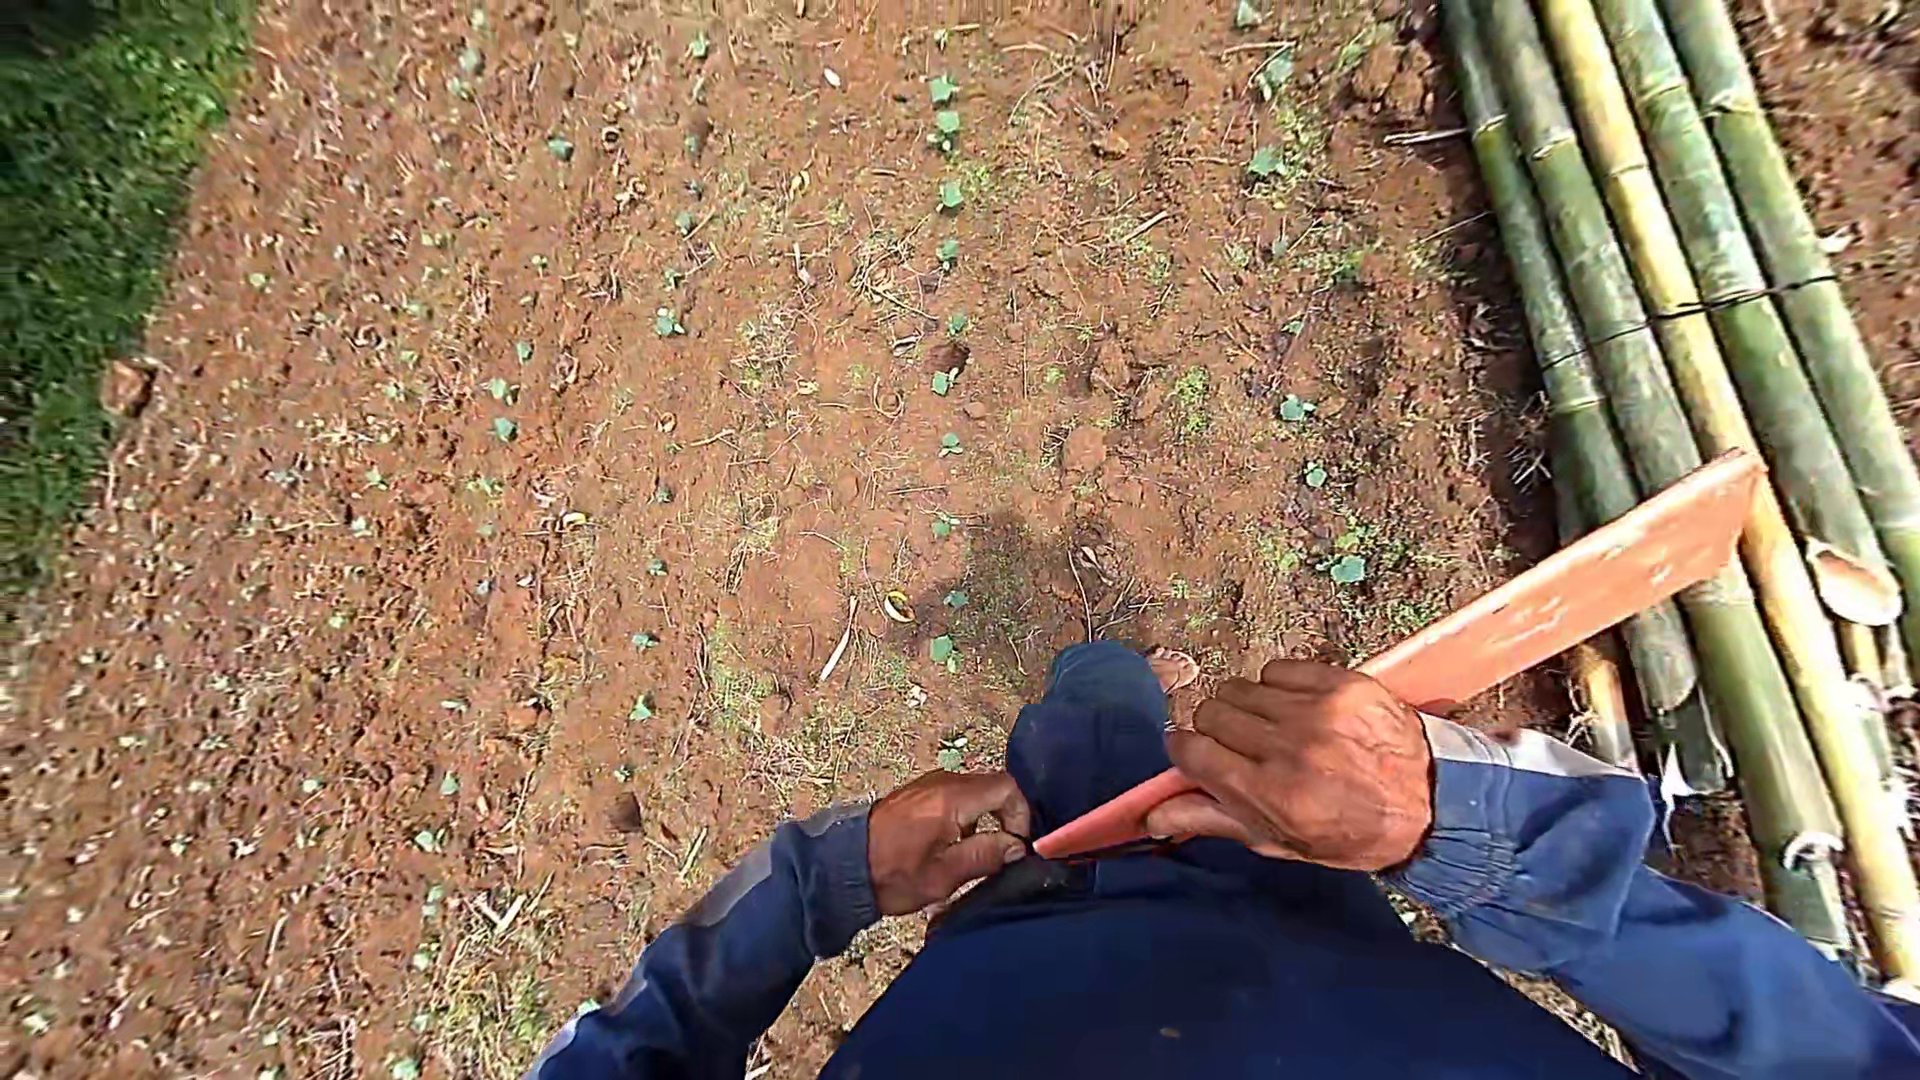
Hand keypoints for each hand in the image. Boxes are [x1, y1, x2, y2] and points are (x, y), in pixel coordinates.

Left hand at [868, 770, 1031, 914]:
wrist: (845, 865)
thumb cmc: (894, 873)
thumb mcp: (944, 874)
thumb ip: (985, 854)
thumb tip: (1017, 846)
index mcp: (953, 796)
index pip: (1006, 787)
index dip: (1020, 814)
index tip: (1017, 845)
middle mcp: (945, 780)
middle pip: (993, 786)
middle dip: (1006, 817)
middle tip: (1002, 852)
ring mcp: (931, 782)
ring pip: (976, 791)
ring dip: (986, 818)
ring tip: (977, 853)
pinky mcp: (921, 791)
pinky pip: (957, 794)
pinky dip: (968, 815)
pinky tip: (955, 845)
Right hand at [1144, 660, 1432, 870]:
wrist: (1440, 805)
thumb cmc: (1351, 830)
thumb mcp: (1279, 841)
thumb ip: (1211, 818)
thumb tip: (1150, 816)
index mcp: (1274, 795)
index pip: (1190, 750)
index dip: (1187, 750)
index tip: (1198, 754)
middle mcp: (1291, 750)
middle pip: (1209, 712)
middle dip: (1219, 730)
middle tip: (1248, 747)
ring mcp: (1317, 711)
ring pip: (1237, 688)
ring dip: (1248, 707)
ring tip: (1279, 728)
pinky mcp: (1340, 682)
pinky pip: (1275, 669)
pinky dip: (1280, 687)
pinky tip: (1302, 709)